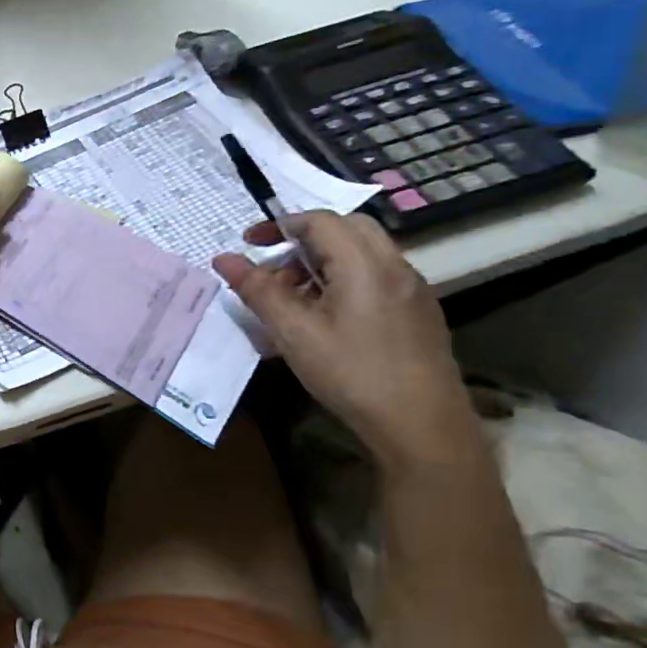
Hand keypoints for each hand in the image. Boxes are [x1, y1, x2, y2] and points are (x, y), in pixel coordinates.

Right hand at [212, 211, 482, 464]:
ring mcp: (413, 288)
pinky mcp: (419, 311)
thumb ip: (258, 290)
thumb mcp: (294, 333)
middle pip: (346, 228)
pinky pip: (377, 276)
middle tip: (276, 269)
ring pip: (363, 253)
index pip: (319, 221)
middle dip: (304, 240)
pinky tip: (329, 320)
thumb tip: (224, 258)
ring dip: (325, 262)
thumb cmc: (352, 374)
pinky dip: (346, 280)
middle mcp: (394, 265)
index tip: (249, 244)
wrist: (422, 426)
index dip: (279, 226)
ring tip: (296, 300)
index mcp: (364, 263)